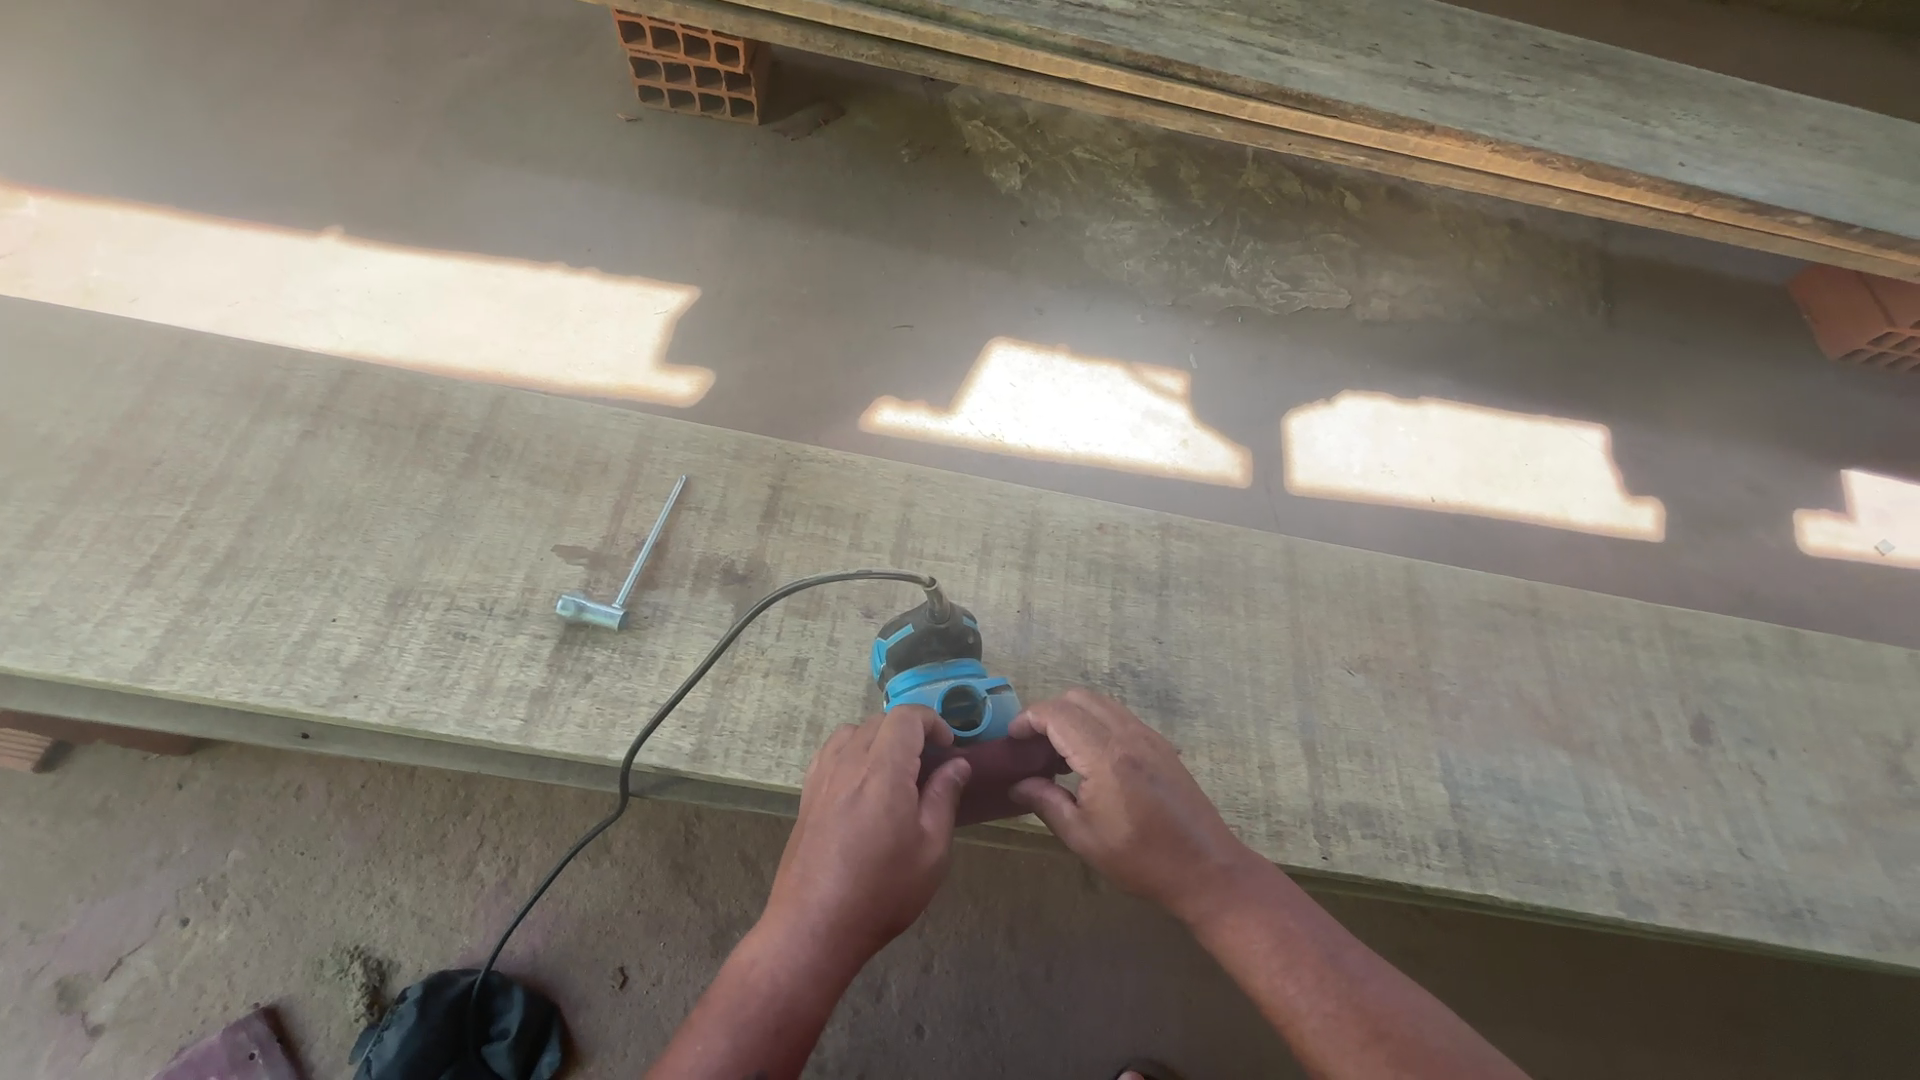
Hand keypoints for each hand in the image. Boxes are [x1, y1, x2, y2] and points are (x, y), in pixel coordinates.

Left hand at [761, 706, 971, 964]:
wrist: (815, 927)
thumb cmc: (883, 891)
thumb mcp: (931, 850)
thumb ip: (943, 797)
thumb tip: (957, 764)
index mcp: (883, 772)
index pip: (906, 718)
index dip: (933, 721)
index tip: (949, 747)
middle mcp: (849, 763)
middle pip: (880, 721)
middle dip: (910, 730)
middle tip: (930, 762)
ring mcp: (823, 778)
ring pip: (852, 731)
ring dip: (879, 737)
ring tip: (896, 769)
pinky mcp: (807, 795)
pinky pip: (831, 752)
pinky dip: (852, 749)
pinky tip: (862, 780)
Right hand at [1008, 688, 1258, 922]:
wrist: (1205, 868)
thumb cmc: (1140, 859)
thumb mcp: (1083, 837)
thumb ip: (1046, 802)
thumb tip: (1017, 784)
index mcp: (1104, 756)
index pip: (1057, 714)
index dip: (1028, 720)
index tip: (1012, 740)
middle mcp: (1127, 735)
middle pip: (1077, 698)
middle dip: (1048, 712)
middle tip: (1032, 744)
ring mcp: (1148, 736)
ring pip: (1100, 702)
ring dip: (1073, 715)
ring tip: (1058, 750)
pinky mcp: (1161, 745)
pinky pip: (1120, 716)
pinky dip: (1096, 722)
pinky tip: (1090, 757)